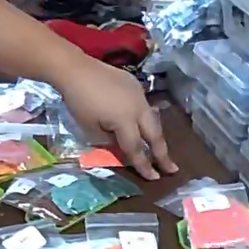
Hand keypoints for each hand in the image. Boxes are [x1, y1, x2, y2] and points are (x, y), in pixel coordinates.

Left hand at [50, 55, 175, 179]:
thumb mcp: (91, 128)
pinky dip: (145, 119)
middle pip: (154, 134)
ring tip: (160, 149)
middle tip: (172, 169)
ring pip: (152, 119)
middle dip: (162, 153)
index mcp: (126, 120)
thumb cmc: (79, 101)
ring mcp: (139, 94)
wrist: (76, 69)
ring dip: (156, 136)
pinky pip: (144, 106)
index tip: (155, 178)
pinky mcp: (134, 84)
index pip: (136, 149)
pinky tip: (143, 124)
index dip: (144, 165)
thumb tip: (120, 145)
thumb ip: (109, 140)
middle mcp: (139, 108)